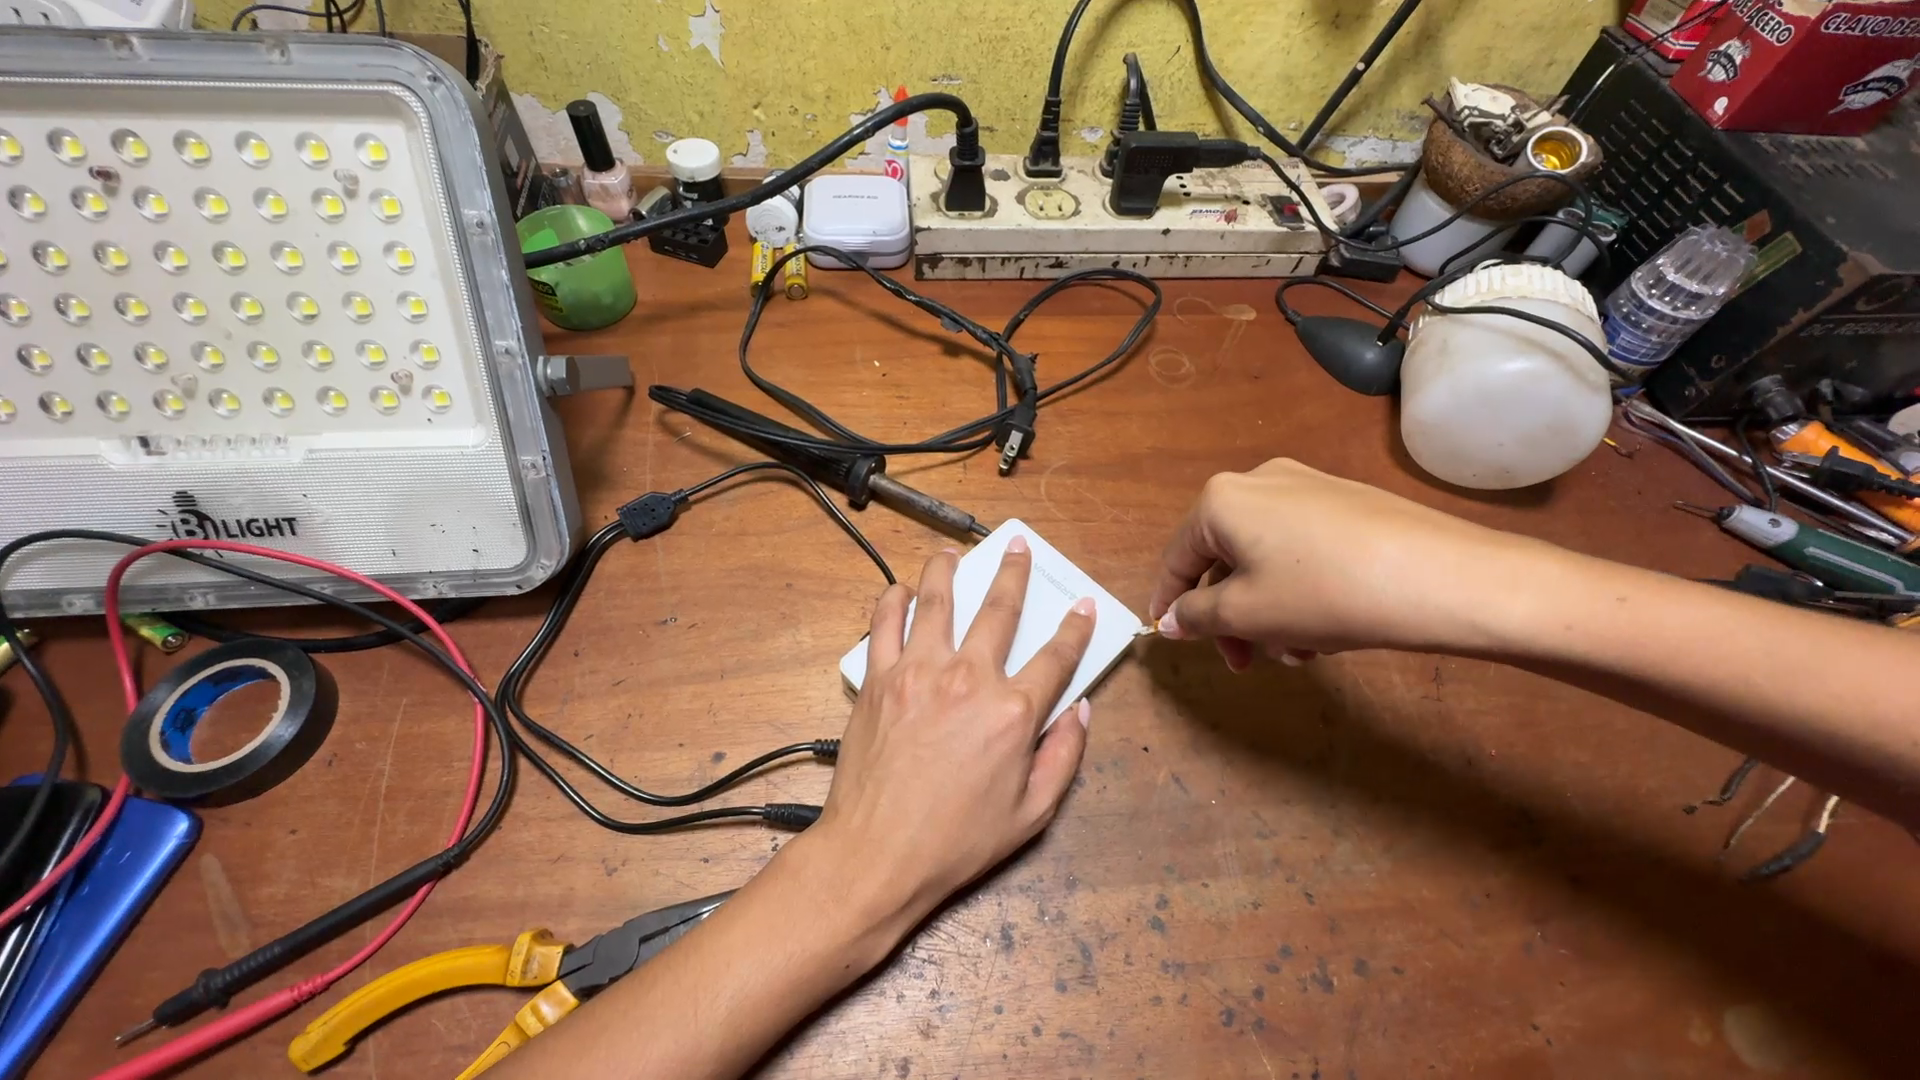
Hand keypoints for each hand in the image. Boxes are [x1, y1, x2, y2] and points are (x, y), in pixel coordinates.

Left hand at [817, 537, 1095, 926]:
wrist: (876, 855)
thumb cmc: (956, 842)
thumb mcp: (1032, 814)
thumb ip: (1064, 756)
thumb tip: (1079, 709)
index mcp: (1013, 712)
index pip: (1057, 656)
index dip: (1076, 627)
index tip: (1084, 605)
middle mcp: (969, 679)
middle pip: (999, 609)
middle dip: (1014, 573)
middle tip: (1017, 547)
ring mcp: (919, 672)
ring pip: (937, 601)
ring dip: (948, 569)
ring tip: (952, 551)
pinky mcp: (879, 679)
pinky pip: (884, 624)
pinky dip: (893, 600)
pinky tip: (900, 590)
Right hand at [1148, 458, 1541, 668]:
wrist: (1443, 577)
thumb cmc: (1322, 594)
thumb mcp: (1245, 614)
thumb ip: (1195, 616)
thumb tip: (1170, 620)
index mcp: (1221, 500)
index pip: (1177, 557)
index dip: (1169, 602)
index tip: (1168, 637)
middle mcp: (1259, 481)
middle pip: (1224, 559)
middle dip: (1229, 616)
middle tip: (1243, 662)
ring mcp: (1307, 487)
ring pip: (1264, 559)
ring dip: (1267, 610)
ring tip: (1297, 653)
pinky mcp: (1347, 503)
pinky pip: (1300, 550)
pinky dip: (1297, 590)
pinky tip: (1324, 629)